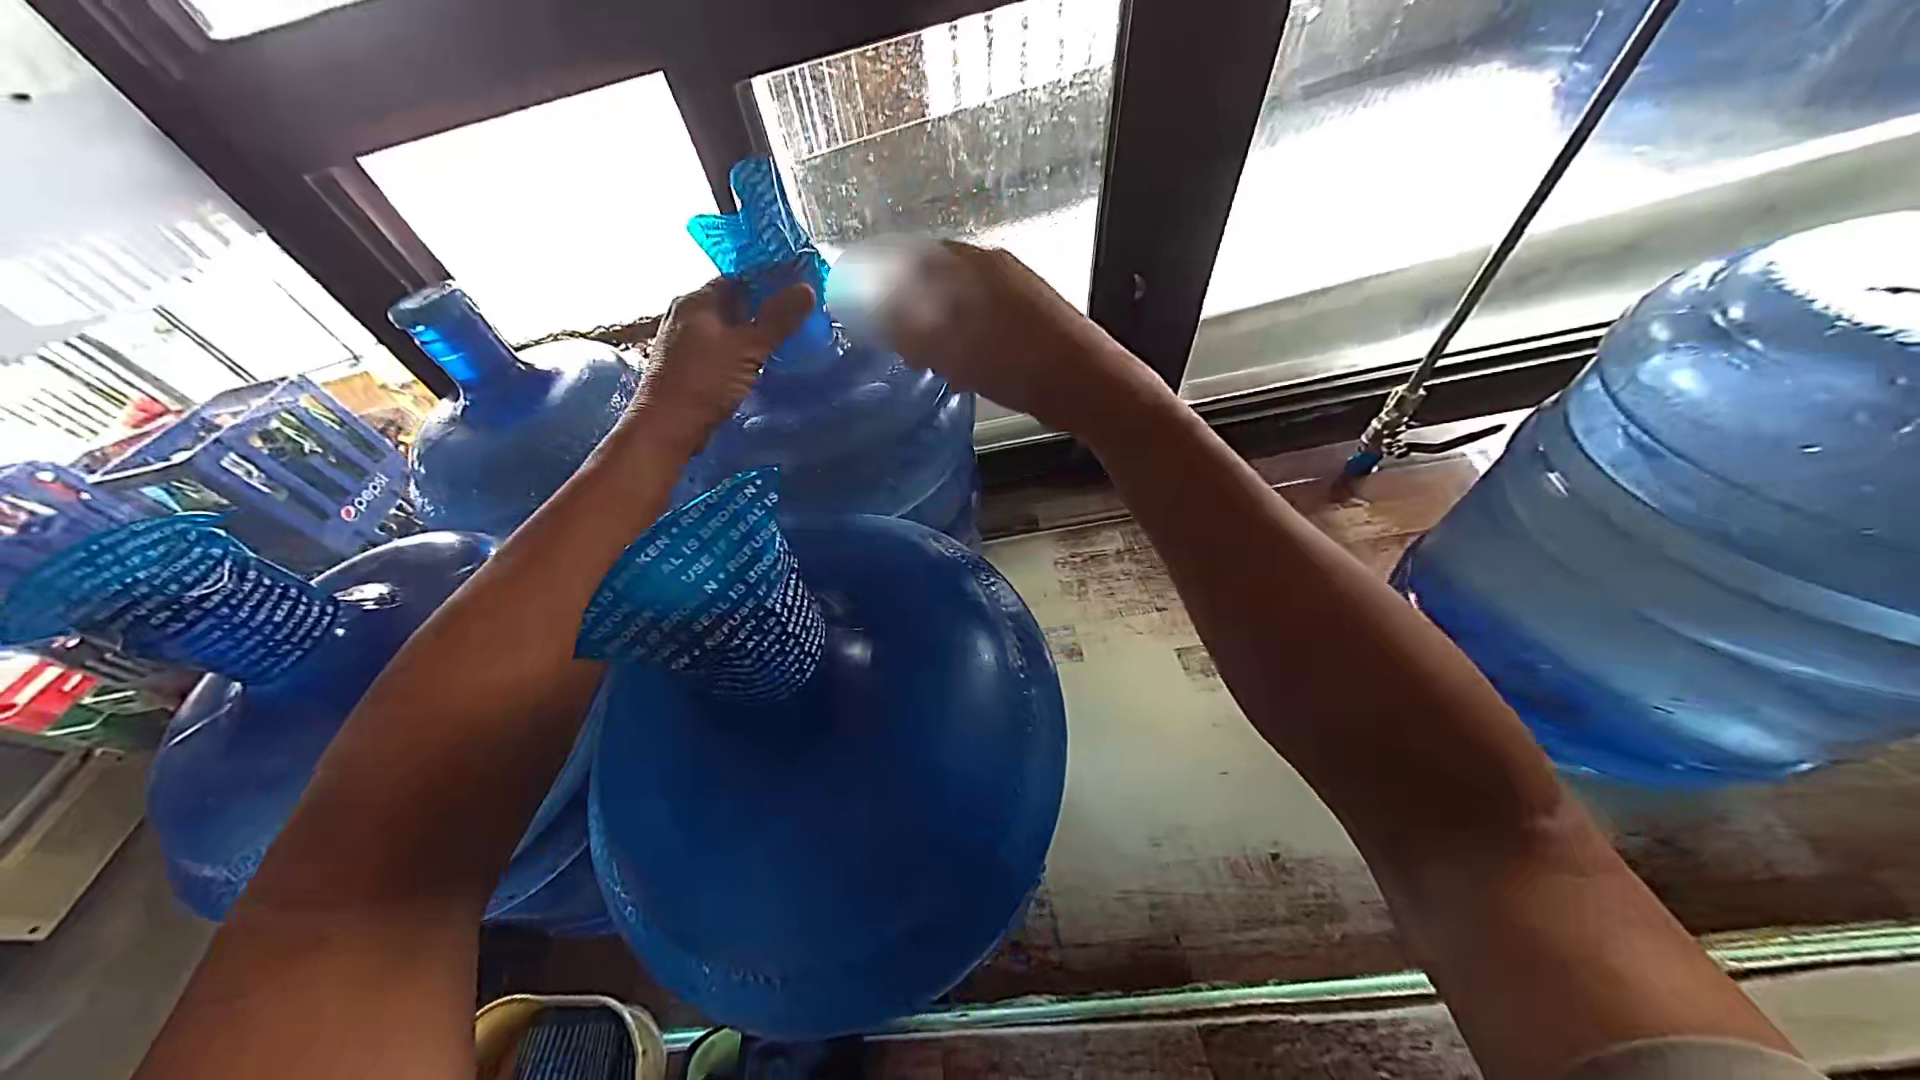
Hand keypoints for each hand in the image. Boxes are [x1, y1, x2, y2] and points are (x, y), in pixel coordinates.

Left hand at [622, 277, 814, 455]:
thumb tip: (807, 288)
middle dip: (762, 309)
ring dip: (751, 334)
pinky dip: (739, 352)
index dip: (767, 281)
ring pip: (726, 329)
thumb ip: (778, 319)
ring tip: (783, 341)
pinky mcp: (687, 367)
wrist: (667, 427)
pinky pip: (720, 350)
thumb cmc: (704, 381)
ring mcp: (684, 342)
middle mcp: (686, 315)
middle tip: (796, 318)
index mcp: (697, 301)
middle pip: (732, 304)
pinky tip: (757, 364)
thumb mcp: (747, 348)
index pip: (737, 278)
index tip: (796, 291)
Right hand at [876, 242, 1153, 432]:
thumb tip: (869, 312)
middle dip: (904, 304)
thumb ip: (909, 328)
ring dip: (931, 324)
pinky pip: (978, 320)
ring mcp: (1014, 293)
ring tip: (916, 355)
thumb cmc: (1021, 364)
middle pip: (933, 277)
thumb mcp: (955, 348)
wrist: (1090, 386)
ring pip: (956, 301)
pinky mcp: (1028, 320)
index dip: (879, 276)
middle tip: (883, 333)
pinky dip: (957, 337)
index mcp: (975, 266)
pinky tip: (954, 365)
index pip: (912, 256)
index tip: (856, 300)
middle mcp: (994, 271)